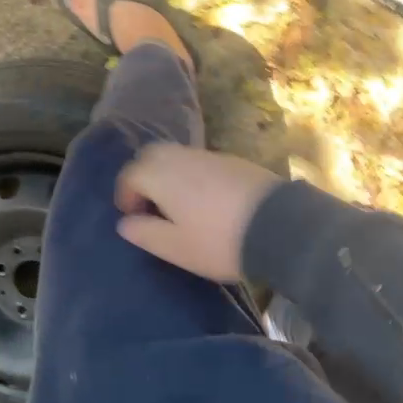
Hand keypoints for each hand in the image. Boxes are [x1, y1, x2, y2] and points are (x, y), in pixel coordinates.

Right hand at [115, 143, 283, 282]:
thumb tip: (125, 223)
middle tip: (151, 206)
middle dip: (144, 176)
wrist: (278, 225)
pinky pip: (199, 161)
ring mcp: (209, 155)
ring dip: (168, 174)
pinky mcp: (232, 160)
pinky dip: (191, 175)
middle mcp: (181, 157)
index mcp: (161, 175)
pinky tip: (205, 200)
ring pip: (176, 155)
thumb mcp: (176, 248)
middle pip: (151, 155)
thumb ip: (146, 233)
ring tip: (177, 205)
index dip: (124, 194)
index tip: (133, 217)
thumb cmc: (219, 240)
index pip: (130, 173)